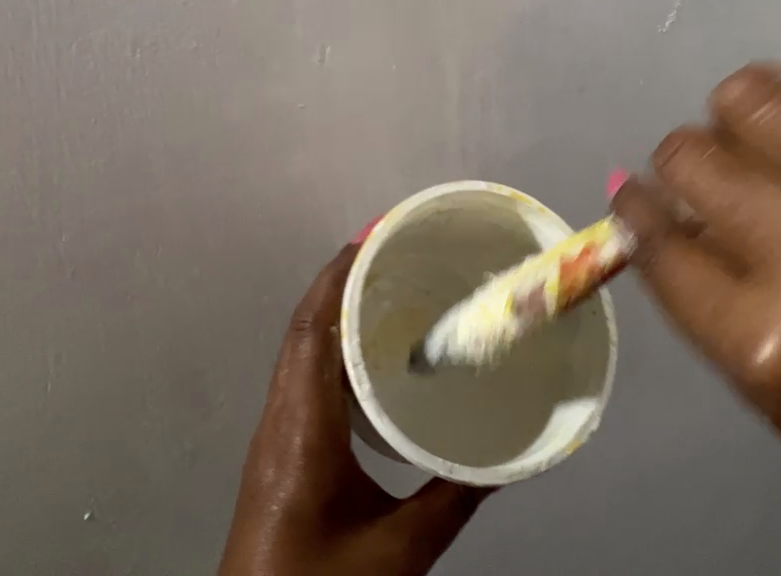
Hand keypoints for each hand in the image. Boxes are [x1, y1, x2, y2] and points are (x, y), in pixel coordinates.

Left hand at [219, 245, 492, 575]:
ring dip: (337, 310)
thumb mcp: (399, 551)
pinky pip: (305, 375)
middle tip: (394, 253)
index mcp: (301, 428)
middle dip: (344, 280)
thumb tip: (505, 459)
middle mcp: (280, 417)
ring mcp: (275, 432)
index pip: (311, 328)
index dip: (339, 275)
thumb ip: (453, 499)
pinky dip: (333, 345)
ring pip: (301, 348)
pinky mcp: (281, 448)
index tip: (376, 237)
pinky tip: (370, 354)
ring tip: (387, 287)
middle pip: (304, 327)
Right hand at [612, 29, 780, 575]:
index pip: (659, 240)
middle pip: (692, 157)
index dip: (637, 214)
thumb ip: (714, 305)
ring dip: (747, 119)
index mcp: (773, 342)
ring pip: (756, 94)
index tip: (640, 202)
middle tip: (722, 188)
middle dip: (686, 170)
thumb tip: (650, 214)